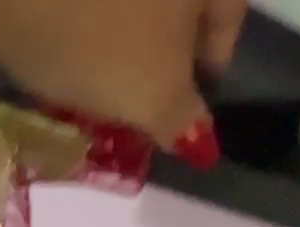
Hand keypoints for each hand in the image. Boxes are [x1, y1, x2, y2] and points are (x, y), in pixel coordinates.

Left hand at [0, 0, 247, 147]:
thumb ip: (185, 120)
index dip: (215, 60)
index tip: (193, 97)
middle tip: (147, 84)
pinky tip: (68, 29)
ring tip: (101, 63)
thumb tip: (201, 140)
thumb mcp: (152, 98)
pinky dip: (86, 6)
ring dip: (126, 20)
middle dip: (167, 38)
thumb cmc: (96, 37)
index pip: (231, 11)